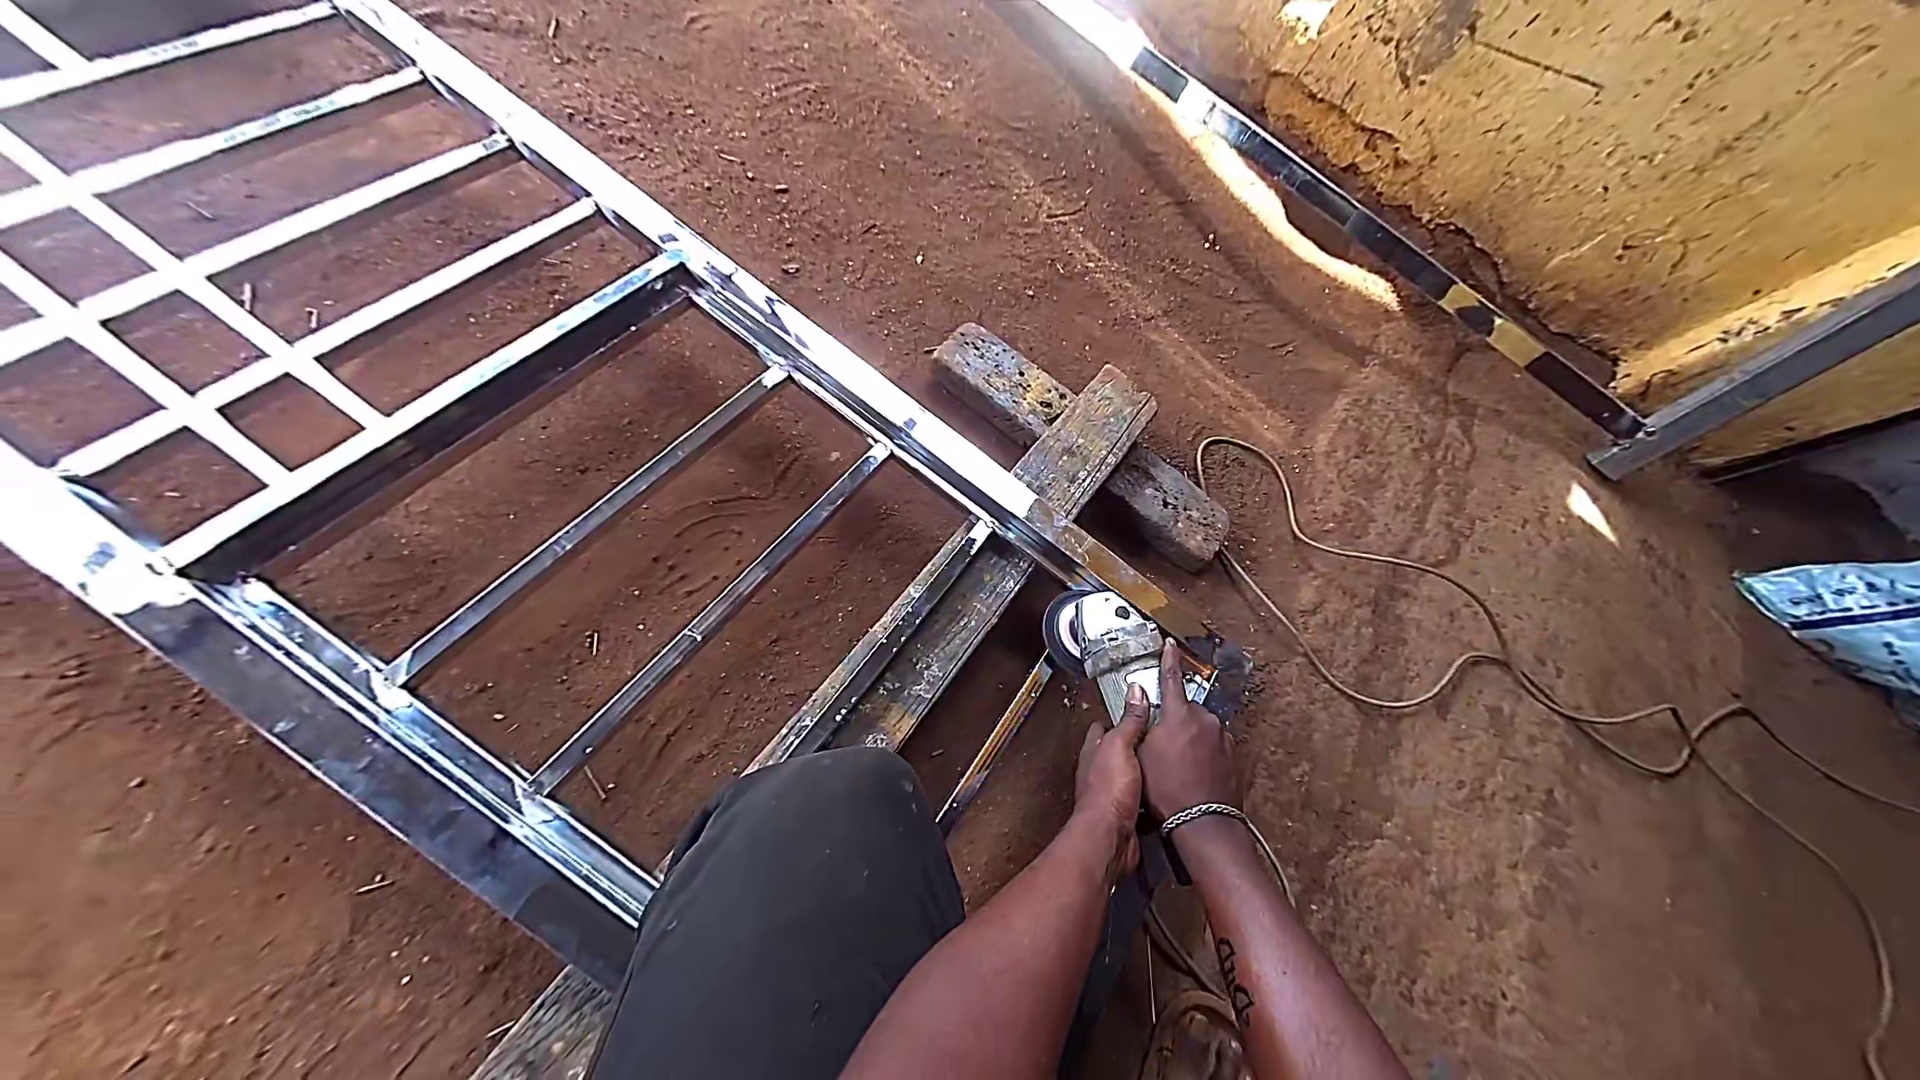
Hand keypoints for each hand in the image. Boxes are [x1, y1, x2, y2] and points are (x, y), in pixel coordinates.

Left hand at [1074, 682, 1148, 880]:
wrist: (1110, 837)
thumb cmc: (1108, 793)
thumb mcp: (1120, 747)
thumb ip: (1129, 721)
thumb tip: (1135, 693)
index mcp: (1094, 751)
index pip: (1103, 726)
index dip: (1119, 716)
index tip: (1139, 709)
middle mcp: (1099, 771)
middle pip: (1118, 751)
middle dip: (1137, 745)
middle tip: (1160, 737)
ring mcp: (1112, 793)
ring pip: (1131, 775)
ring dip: (1146, 771)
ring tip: (1168, 762)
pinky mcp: (1126, 813)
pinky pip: (1141, 799)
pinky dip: (1152, 795)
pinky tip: (1166, 791)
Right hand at [1139, 639, 1241, 818]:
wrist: (1203, 822)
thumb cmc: (1167, 789)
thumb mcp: (1140, 754)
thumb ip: (1141, 723)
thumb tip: (1140, 702)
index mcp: (1178, 715)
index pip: (1171, 678)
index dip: (1168, 659)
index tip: (1170, 645)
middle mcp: (1204, 720)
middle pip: (1185, 709)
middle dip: (1174, 720)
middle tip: (1161, 743)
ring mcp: (1222, 738)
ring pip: (1201, 728)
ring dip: (1191, 738)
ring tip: (1178, 764)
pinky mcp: (1234, 755)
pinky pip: (1214, 745)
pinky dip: (1204, 752)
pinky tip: (1194, 771)